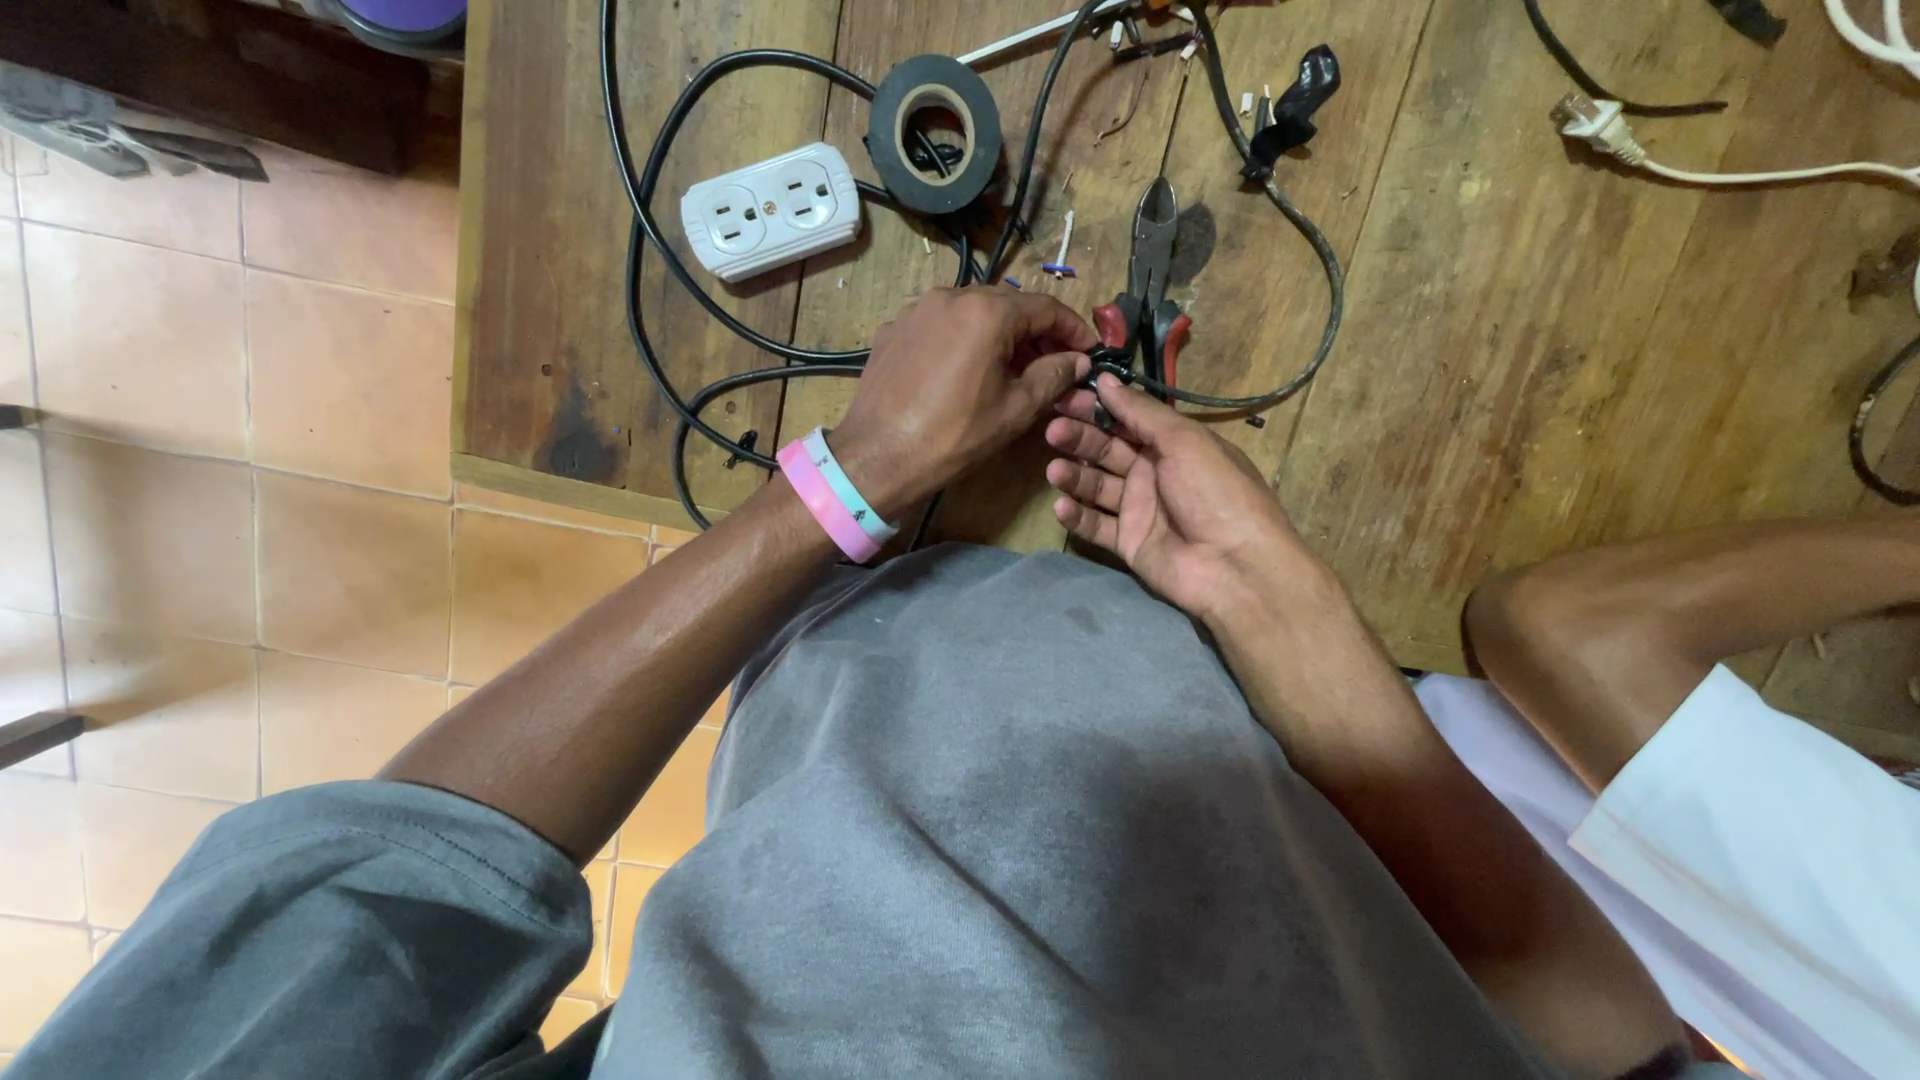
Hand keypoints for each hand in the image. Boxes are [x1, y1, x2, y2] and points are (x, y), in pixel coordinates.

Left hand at [833, 286, 1096, 516]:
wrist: (878, 457)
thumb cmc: (954, 436)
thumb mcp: (1015, 409)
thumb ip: (1053, 376)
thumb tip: (1078, 360)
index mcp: (987, 311)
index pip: (1046, 308)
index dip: (1073, 329)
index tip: (1089, 351)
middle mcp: (950, 296)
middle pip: (1007, 305)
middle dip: (1035, 332)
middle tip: (1053, 364)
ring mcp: (915, 310)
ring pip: (971, 312)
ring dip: (997, 334)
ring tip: (1010, 368)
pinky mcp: (892, 330)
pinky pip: (939, 325)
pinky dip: (961, 340)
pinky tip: (964, 371)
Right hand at [1045, 374, 1318, 624]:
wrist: (1234, 564)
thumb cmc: (1215, 491)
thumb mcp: (1184, 440)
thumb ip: (1141, 411)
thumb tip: (1105, 379)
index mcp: (1172, 444)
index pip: (1126, 420)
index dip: (1097, 408)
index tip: (1066, 398)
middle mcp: (1153, 473)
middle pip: (1107, 450)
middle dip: (1079, 438)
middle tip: (1053, 430)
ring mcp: (1139, 509)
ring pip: (1096, 486)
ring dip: (1074, 475)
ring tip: (1054, 470)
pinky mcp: (1128, 542)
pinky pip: (1095, 526)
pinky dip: (1077, 516)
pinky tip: (1061, 506)